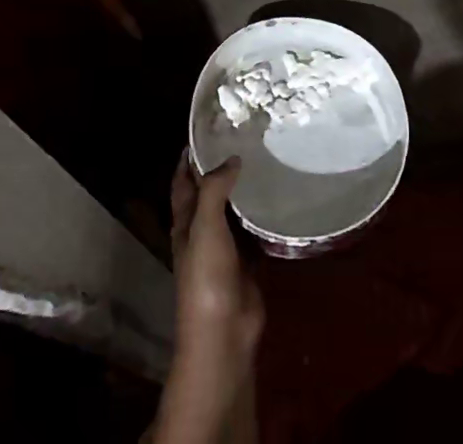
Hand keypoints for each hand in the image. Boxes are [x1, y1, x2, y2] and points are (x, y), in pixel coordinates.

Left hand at [154, 153, 263, 443]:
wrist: (224, 331)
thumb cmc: (206, 277)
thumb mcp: (205, 228)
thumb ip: (215, 191)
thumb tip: (231, 158)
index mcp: (184, 224)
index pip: (182, 183)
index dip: (188, 159)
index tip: (205, 131)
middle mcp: (202, 232)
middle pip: (208, 194)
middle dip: (219, 169)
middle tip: (244, 140)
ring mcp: (225, 248)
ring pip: (232, 210)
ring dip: (243, 190)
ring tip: (264, 161)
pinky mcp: (247, 261)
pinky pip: (254, 230)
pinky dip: (262, 214)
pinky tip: (280, 198)